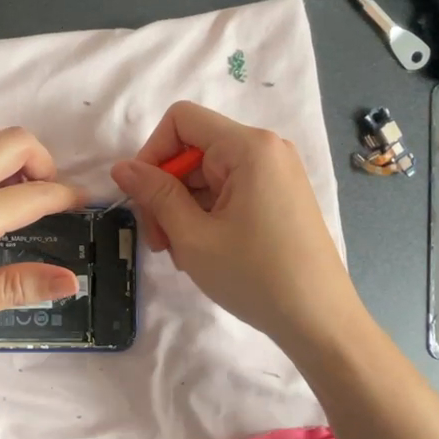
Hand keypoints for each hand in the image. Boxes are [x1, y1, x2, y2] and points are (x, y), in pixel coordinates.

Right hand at [109, 101, 366, 353]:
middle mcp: (265, 150)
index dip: (152, 153)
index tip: (142, 198)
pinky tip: (203, 251)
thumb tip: (121, 168)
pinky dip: (206, 216)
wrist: (317, 318)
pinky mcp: (278, 198)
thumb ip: (155, 195)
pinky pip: (228, 192)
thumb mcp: (193, 236)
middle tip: (159, 241)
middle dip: (166, 191)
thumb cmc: (253, 276)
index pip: (181, 120)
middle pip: (192, 150)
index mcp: (248, 148)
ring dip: (182, 210)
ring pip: (206, 176)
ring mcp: (275, 174)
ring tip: (182, 254)